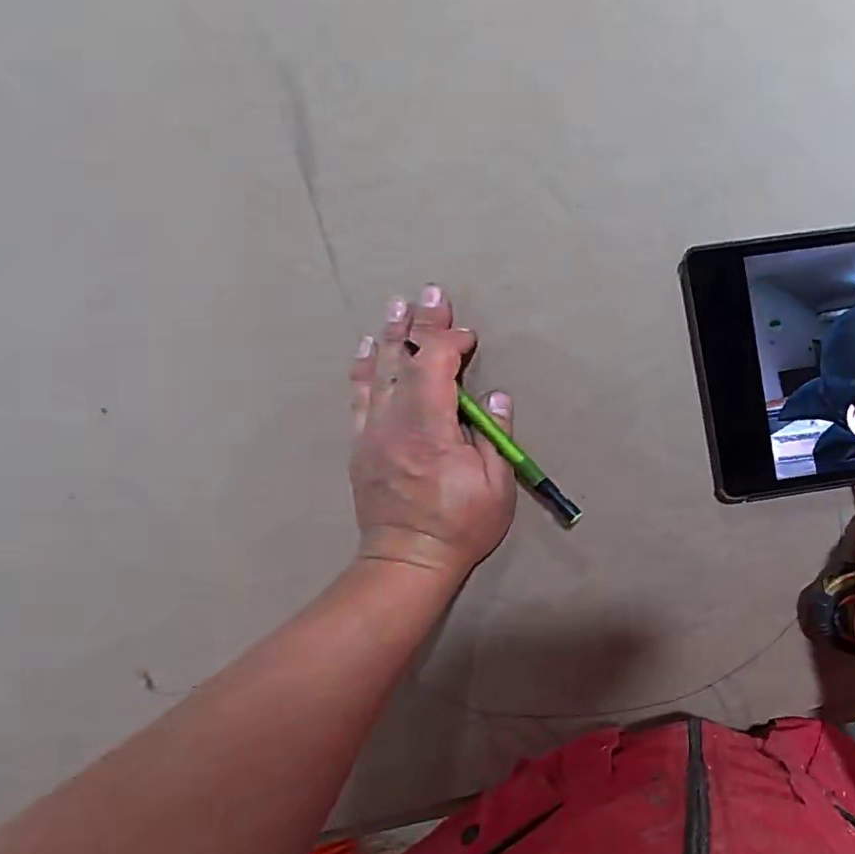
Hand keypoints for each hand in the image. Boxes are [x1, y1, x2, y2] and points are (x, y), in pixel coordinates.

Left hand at [348, 286, 516, 575]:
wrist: (407, 561)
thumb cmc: (461, 526)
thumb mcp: (496, 486)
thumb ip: (494, 435)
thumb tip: (494, 397)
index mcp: (429, 430)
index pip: (435, 367)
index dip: (450, 342)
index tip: (469, 337)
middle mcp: (394, 423)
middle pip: (403, 360)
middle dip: (420, 324)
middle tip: (430, 293)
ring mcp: (372, 433)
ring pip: (377, 372)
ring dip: (390, 336)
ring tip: (397, 307)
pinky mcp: (361, 446)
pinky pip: (358, 396)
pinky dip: (364, 368)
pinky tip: (368, 349)